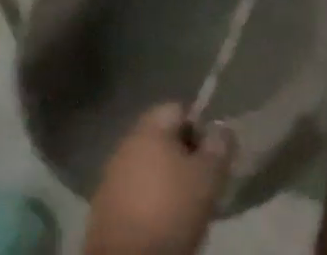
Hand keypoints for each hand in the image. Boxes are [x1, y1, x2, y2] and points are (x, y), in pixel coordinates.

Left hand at [84, 104, 233, 254]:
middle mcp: (125, 145)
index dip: (199, 125)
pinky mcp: (103, 207)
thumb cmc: (171, 208)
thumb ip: (220, 146)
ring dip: (166, 177)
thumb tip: (222, 129)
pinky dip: (149, 198)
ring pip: (148, 165)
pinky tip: (162, 218)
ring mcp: (110, 176)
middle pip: (161, 137)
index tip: (211, 151)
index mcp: (148, 130)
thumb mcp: (209, 175)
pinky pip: (134, 190)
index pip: (177, 108)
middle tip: (202, 178)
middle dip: (184, 153)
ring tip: (185, 202)